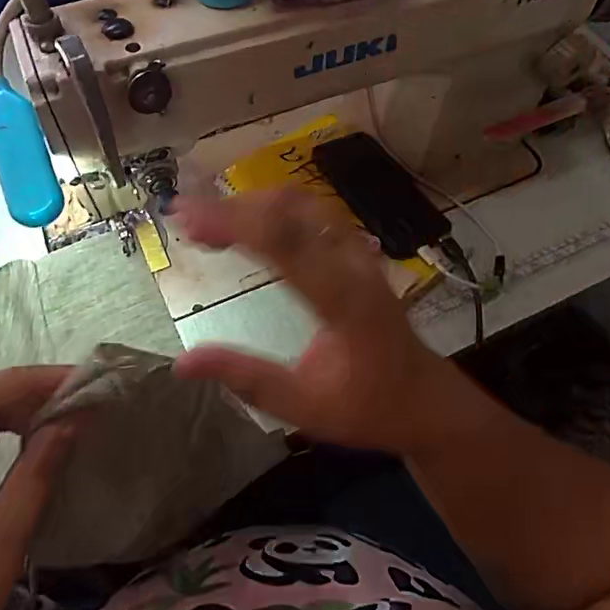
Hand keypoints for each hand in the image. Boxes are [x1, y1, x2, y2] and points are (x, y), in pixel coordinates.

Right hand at [171, 190, 495, 454]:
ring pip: (306, 203)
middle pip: (293, 210)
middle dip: (234, 206)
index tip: (186, 220)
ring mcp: (361, 254)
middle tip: (185, 217)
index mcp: (345, 301)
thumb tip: (184, 361)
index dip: (233, 224)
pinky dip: (276, 208)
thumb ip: (247, 379)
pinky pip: (316, 213)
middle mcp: (355, 265)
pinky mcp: (359, 253)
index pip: (286, 244)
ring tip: (210, 220)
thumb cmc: (368, 407)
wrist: (425, 398)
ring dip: (255, 202)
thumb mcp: (304, 407)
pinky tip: (250, 221)